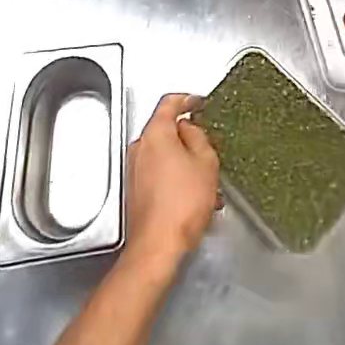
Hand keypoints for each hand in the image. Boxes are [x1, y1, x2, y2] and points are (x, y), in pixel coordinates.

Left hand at [125, 93, 220, 266]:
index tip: (199, 102)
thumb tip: (189, 129)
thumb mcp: (206, 161)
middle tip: (209, 147)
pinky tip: (195, 194)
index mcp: (156, 135)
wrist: (158, 246)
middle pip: (166, 129)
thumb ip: (198, 136)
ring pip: (164, 153)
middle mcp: (139, 149)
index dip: (187, 99)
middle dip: (188, 136)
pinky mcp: (136, 190)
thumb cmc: (182, 204)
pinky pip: (159, 171)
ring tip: (207, 178)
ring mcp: (135, 170)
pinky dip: (177, 175)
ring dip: (185, 159)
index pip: (169, 103)